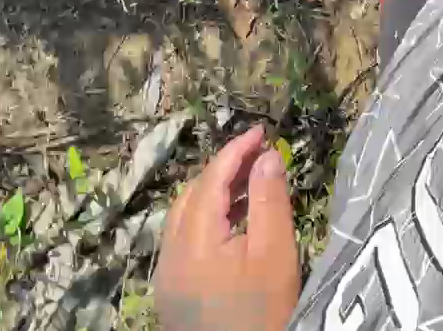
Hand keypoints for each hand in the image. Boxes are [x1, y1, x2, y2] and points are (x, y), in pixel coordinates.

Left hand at [154, 126, 300, 330]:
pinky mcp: (173, 292)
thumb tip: (266, 155)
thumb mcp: (275, 251)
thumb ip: (269, 199)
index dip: (236, 150)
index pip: (210, 179)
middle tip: (260, 152)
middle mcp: (171, 256)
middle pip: (191, 195)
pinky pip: (185, 238)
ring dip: (215, 190)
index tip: (263, 131)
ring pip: (185, 216)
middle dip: (224, 167)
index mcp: (194, 242)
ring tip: (253, 178)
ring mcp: (167, 277)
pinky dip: (209, 216)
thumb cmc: (264, 310)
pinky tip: (237, 218)